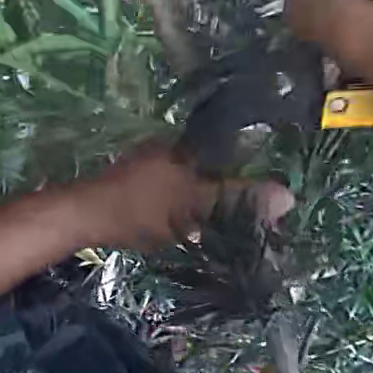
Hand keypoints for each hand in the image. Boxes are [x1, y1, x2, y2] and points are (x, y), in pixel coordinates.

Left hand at [70, 145, 292, 250]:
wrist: (83, 217)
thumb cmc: (139, 208)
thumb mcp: (193, 206)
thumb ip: (237, 200)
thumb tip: (289, 196)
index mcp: (184, 147)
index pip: (230, 151)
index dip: (251, 173)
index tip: (268, 199)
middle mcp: (169, 149)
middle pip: (212, 166)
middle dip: (230, 188)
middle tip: (252, 215)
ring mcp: (150, 166)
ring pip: (192, 180)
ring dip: (208, 199)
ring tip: (229, 223)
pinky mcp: (137, 186)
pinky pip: (174, 192)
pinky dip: (187, 206)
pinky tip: (194, 225)